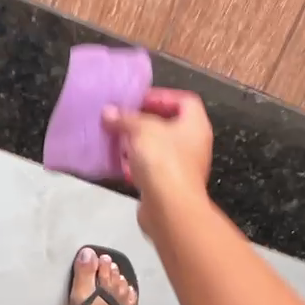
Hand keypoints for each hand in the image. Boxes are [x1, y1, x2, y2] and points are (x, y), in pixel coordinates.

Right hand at [101, 89, 213, 239]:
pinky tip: (119, 164)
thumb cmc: (163, 161)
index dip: (161, 96)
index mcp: (195, 124)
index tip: (137, 99)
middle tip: (122, 119)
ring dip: (137, 144)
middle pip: (168, 125)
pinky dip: (136, 165)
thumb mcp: (141, 130)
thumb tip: (109, 112)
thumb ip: (124, 118)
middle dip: (143, 122)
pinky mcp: (168, 186)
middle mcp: (193, 144)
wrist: (170, 208)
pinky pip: (151, 169)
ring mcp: (182, 167)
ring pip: (157, 149)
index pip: (183, 101)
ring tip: (116, 139)